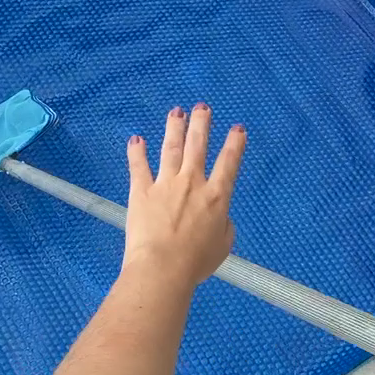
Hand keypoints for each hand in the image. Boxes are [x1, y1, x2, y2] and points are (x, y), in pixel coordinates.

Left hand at [122, 104, 243, 289]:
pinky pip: (138, 167)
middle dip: (201, 124)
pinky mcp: (141, 191)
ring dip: (174, 128)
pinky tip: (136, 140)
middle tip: (202, 107)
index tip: (238, 129)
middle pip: (198, 146)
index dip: (235, 144)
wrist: (162, 267)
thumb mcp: (223, 244)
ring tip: (176, 112)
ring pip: (171, 149)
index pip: (229, 163)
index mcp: (217, 196)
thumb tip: (218, 217)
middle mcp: (192, 183)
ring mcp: (165, 184)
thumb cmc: (197, 261)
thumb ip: (223, 225)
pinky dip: (137, 152)